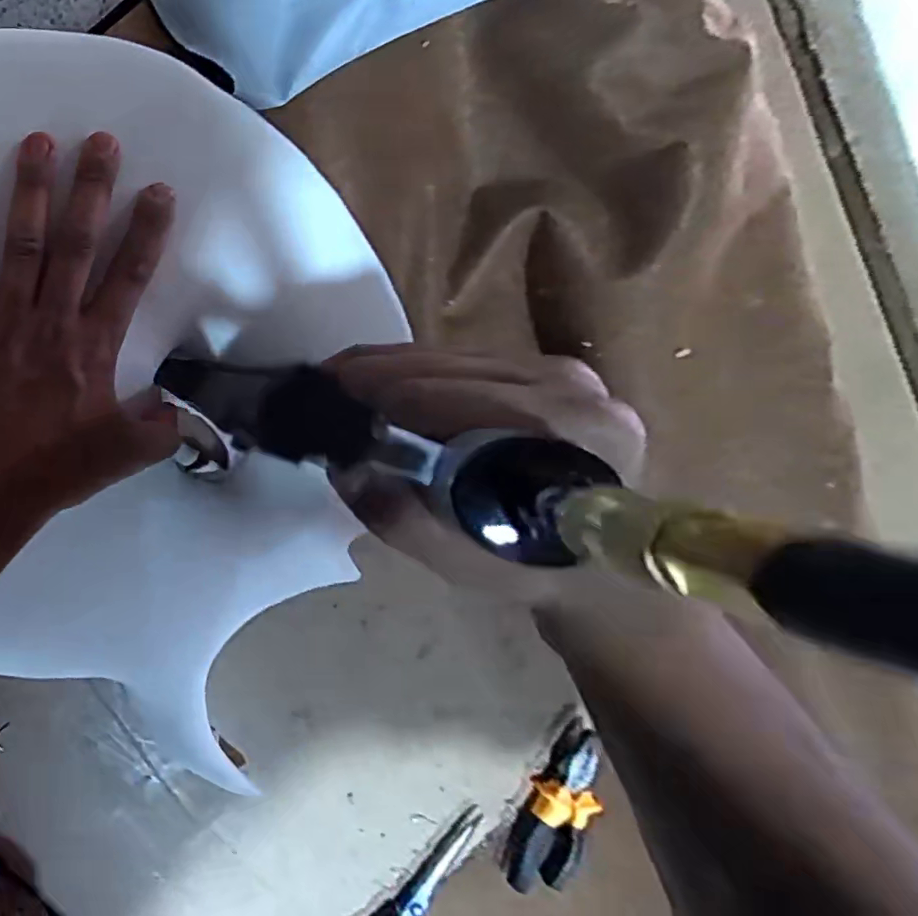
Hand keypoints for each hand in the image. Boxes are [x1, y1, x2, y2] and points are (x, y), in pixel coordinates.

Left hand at [0, 131, 180, 530]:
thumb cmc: (53, 468)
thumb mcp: (121, 455)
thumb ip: (159, 429)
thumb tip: (185, 411)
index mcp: (94, 346)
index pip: (128, 277)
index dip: (147, 232)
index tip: (158, 191)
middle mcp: (53, 320)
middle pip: (78, 244)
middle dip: (92, 189)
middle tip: (101, 142)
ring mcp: (6, 319)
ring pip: (24, 244)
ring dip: (32, 191)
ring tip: (39, 144)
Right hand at [325, 345, 650, 616]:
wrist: (599, 563)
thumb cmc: (528, 565)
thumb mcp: (457, 560)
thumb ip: (400, 519)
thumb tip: (344, 467)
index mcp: (562, 430)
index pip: (439, 396)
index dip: (371, 398)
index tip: (322, 403)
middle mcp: (568, 385)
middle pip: (436, 366)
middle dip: (369, 377)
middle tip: (318, 390)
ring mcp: (560, 370)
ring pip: (441, 354)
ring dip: (381, 367)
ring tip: (336, 383)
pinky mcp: (543, 366)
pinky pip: (456, 356)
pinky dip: (407, 366)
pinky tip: (375, 380)